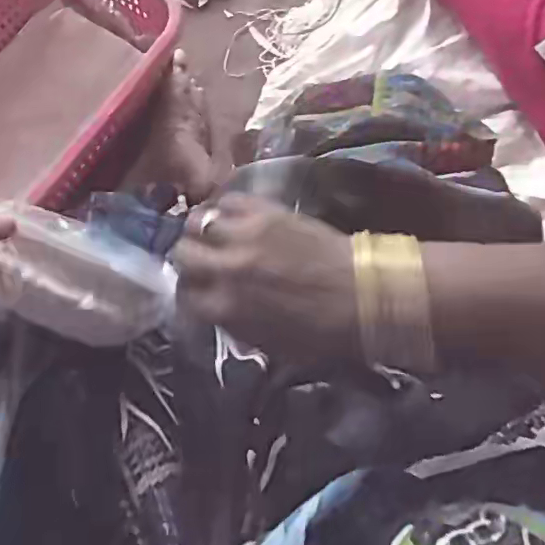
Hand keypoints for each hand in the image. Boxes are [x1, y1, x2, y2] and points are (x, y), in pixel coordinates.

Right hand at [173, 195, 358, 359]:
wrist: (361, 294)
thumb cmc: (321, 331)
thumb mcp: (268, 344)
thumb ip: (232, 323)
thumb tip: (213, 306)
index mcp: (227, 307)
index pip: (183, 295)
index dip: (186, 292)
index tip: (195, 290)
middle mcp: (228, 268)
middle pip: (183, 253)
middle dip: (188, 258)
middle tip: (200, 259)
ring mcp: (245, 234)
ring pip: (198, 221)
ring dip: (200, 229)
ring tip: (210, 232)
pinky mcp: (264, 211)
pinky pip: (228, 200)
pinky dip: (224, 207)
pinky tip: (231, 216)